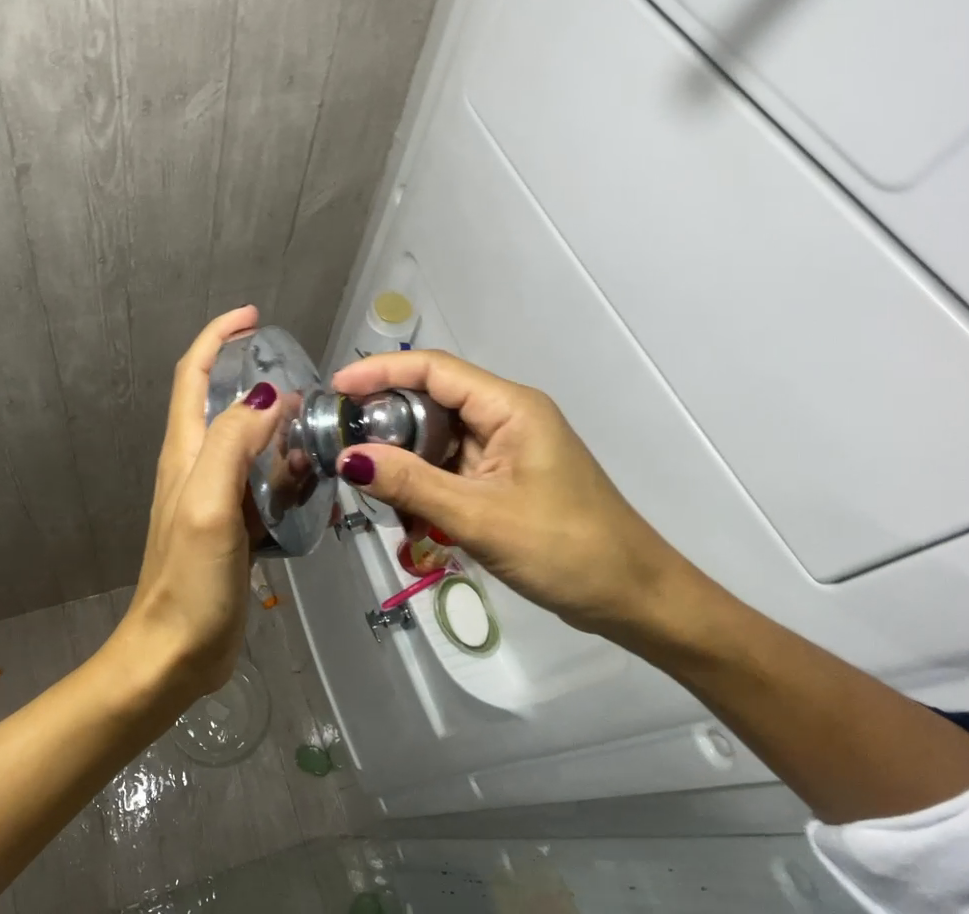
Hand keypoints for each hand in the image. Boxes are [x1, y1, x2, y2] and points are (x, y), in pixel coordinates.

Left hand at [116, 307, 287, 700]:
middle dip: (257, 378)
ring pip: (248, 444)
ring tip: (319, 430)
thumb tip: (268, 396)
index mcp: (185, 452)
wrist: (176, 653)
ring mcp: (215, 498)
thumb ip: (233, 444)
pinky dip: (287, 472)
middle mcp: (196, 466)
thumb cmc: (188, 579)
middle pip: (222, 403)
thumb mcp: (209, 502)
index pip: (194, 375)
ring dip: (279, 428)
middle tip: (306, 381)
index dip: (218, 337)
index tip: (254, 316)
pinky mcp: (234, 528)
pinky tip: (314, 484)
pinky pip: (263, 484)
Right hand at [330, 350, 692, 635]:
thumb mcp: (479, 517)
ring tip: (373, 493)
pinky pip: (451, 468)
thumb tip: (347, 459)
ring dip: (404, 463)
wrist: (634, 599)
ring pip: (437, 439)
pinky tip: (409, 517)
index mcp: (510, 408)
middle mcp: (507, 418)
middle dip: (385, 424)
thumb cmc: (565, 550)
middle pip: (431, 401)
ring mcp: (507, 450)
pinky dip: (425, 486)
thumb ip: (411, 484)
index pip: (433, 369)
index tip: (334, 390)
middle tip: (342, 448)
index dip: (380, 372)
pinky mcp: (506, 479)